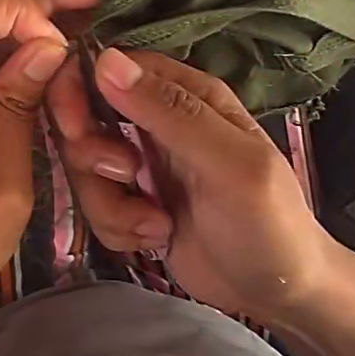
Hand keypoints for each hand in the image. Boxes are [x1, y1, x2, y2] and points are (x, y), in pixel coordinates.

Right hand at [50, 48, 338, 324]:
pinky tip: (155, 237)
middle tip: (124, 178)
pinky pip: (94, 203)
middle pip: (86, 116)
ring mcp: (141, 163)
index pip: (112, 66)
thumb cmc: (267, 221)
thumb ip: (170, 111)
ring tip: (156, 224)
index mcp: (185, 94)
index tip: (75, 126)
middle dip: (93, 154)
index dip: (80, 88)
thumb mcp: (227, 162)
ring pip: (85, 166)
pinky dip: (117, 226)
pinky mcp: (130, 202)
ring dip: (110, 201)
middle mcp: (156, 121)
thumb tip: (106, 60)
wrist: (279, 295)